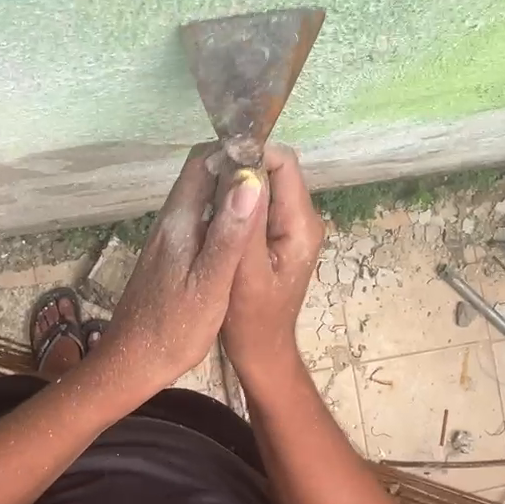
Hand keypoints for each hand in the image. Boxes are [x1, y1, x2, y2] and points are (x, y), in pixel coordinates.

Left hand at [97, 143, 267, 390]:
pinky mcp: (170, 254)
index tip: (267, 156)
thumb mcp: (210, 284)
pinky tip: (242, 234)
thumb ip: (229, 234)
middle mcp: (170, 220)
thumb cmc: (174, 328)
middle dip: (235, 167)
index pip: (202, 161)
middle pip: (201, 174)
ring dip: (230, 191)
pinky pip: (199, 219)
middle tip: (275, 179)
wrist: (133, 362)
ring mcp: (168, 237)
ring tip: (266, 201)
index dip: (233, 150)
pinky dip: (222, 215)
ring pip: (201, 196)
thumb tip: (248, 180)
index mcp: (179, 220)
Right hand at [223, 143, 324, 376]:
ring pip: (263, 184)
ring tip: (204, 197)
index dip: (250, 153)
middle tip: (203, 180)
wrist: (261, 350)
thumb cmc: (252, 319)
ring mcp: (290, 225)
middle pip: (273, 169)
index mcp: (301, 224)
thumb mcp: (245, 274)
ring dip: (234, 185)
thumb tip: (243, 173)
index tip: (215, 163)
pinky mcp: (276, 233)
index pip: (283, 162)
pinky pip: (257, 202)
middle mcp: (302, 217)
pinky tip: (212, 214)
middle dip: (239, 168)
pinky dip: (235, 202)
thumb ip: (246, 225)